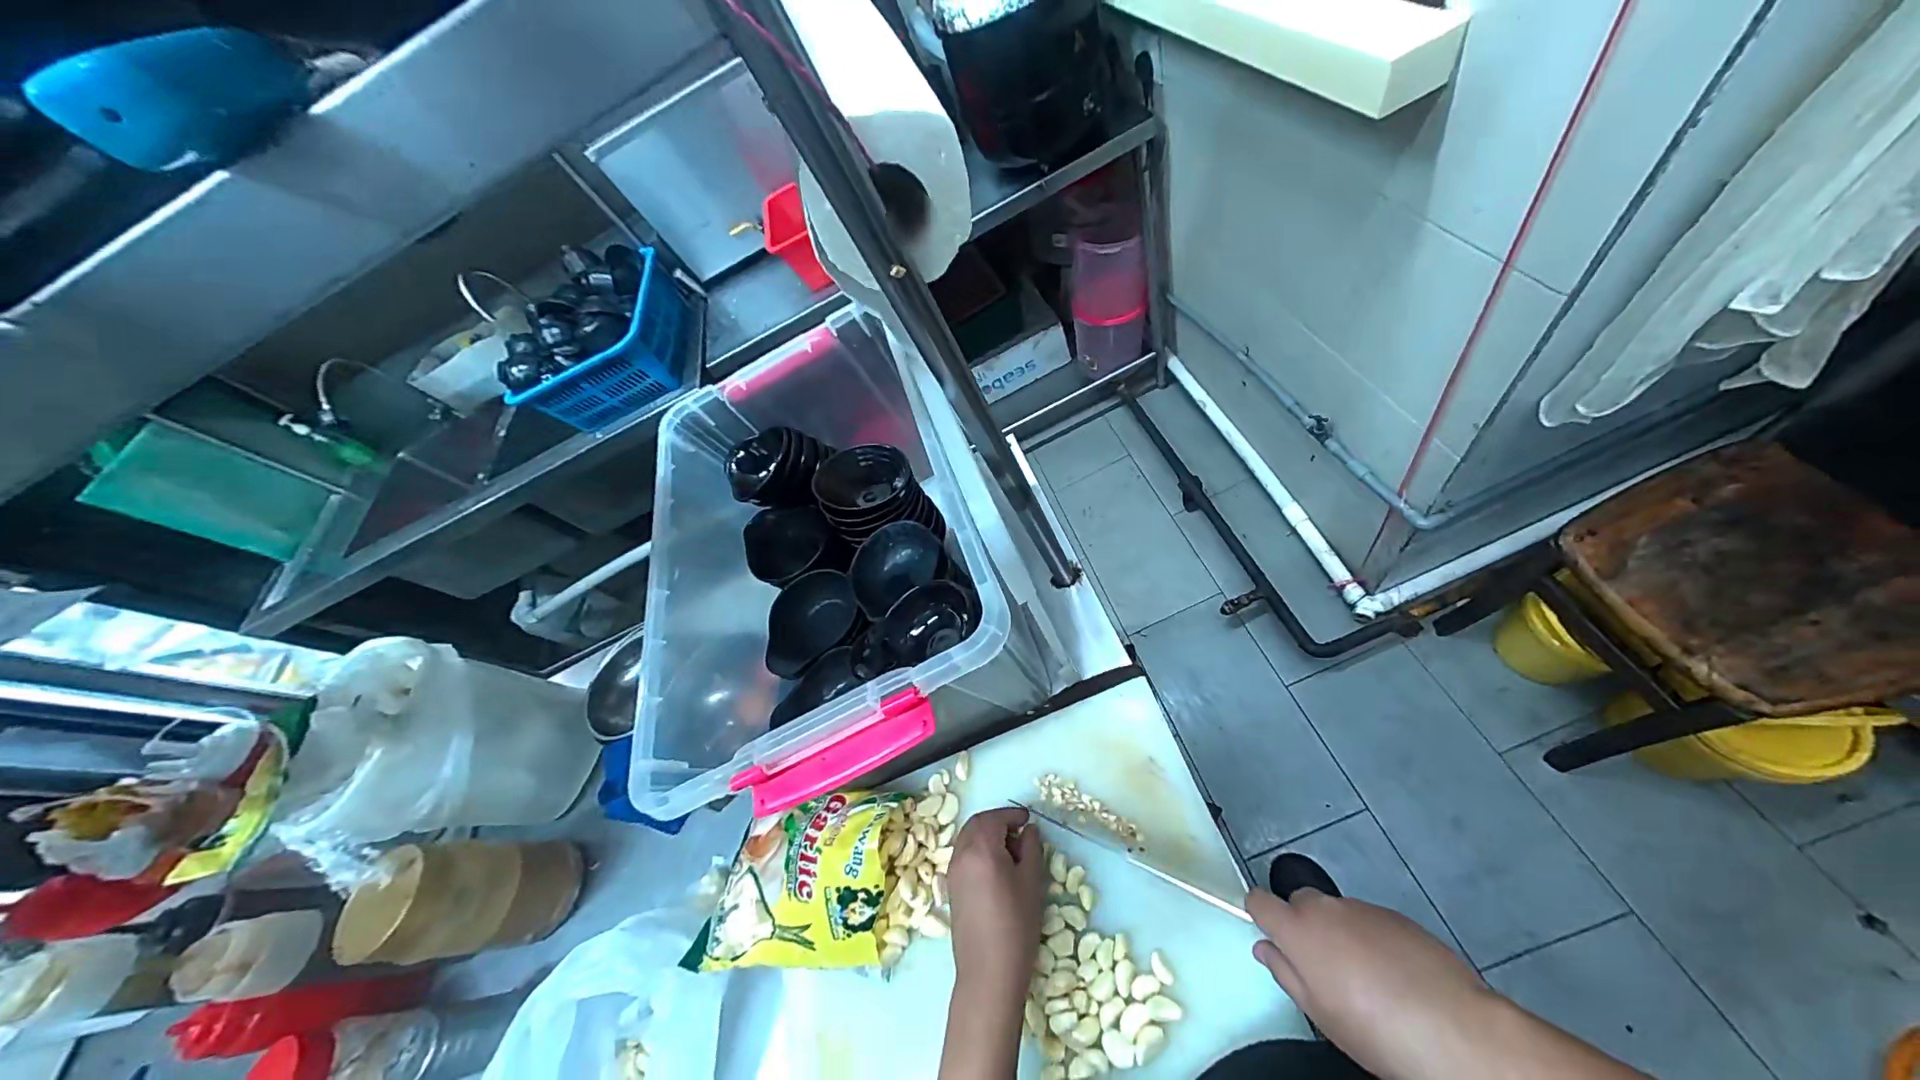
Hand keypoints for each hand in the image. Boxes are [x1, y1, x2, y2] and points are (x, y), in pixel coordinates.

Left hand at [946, 806, 1047, 998]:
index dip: (1012, 814)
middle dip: (998, 821)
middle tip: (1020, 831)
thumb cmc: (1016, 925)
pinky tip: (997, 868)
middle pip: (976, 824)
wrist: (989, 972)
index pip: (994, 818)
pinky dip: (978, 850)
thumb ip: (1031, 849)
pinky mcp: (951, 889)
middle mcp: (960, 855)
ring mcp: (952, 872)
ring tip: (1011, 851)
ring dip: (987, 835)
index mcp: (980, 849)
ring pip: (967, 839)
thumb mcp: (1032, 882)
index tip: (1028, 819)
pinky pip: (963, 856)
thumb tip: (1029, 831)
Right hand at [1247, 886, 1491, 1077]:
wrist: (1454, 1029)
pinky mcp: (1398, 916)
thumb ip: (1285, 972)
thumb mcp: (1319, 1012)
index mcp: (1298, 929)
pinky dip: (1373, 939)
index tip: (1273, 937)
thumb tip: (1268, 950)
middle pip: (1300, 901)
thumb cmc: (1375, 1029)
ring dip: (1341, 933)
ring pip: (1338, 912)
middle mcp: (1326, 908)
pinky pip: (1371, 921)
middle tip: (1323, 967)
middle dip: (1304, 925)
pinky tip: (1395, 975)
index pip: (1259, 900)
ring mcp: (1364, 909)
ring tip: (1368, 978)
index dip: (1261, 916)